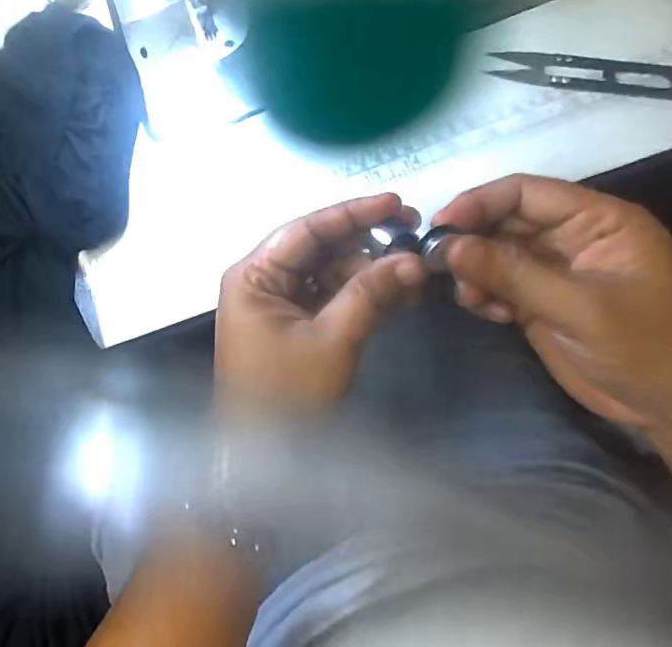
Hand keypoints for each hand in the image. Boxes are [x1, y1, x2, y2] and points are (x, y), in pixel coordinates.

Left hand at [215, 193, 427, 417]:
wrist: (264, 469)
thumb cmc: (286, 398)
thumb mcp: (332, 340)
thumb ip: (371, 292)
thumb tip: (413, 259)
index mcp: (255, 275)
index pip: (308, 228)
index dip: (354, 212)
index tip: (396, 202)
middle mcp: (264, 280)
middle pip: (323, 246)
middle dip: (369, 244)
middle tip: (414, 236)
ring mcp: (282, 303)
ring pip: (334, 270)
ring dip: (374, 271)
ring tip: (417, 274)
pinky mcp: (299, 324)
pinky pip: (335, 296)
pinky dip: (367, 295)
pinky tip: (404, 294)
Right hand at [434, 175, 671, 440]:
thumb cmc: (655, 351)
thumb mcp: (584, 309)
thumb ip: (515, 274)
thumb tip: (449, 245)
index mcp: (600, 219)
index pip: (529, 192)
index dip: (483, 201)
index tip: (442, 223)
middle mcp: (577, 238)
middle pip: (512, 220)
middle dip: (475, 237)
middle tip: (436, 261)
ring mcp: (563, 273)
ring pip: (505, 254)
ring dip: (479, 269)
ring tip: (466, 295)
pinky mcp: (553, 306)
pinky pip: (510, 286)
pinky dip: (489, 294)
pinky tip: (481, 308)